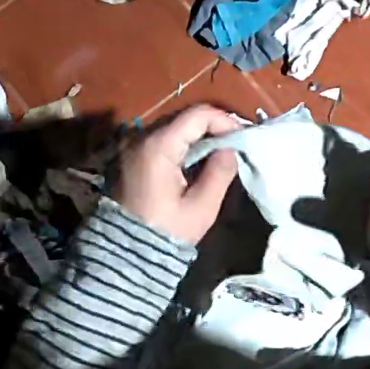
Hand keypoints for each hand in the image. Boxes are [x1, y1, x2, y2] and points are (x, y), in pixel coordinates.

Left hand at [114, 104, 241, 244]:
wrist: (126, 253)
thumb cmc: (167, 231)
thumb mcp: (201, 207)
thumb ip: (220, 173)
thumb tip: (230, 149)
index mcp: (159, 146)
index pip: (198, 115)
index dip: (225, 120)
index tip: (243, 137)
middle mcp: (142, 138)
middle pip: (184, 118)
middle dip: (213, 126)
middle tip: (236, 144)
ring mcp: (134, 147)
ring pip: (174, 128)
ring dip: (199, 136)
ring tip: (221, 153)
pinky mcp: (132, 159)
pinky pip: (163, 142)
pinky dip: (184, 146)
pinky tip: (199, 162)